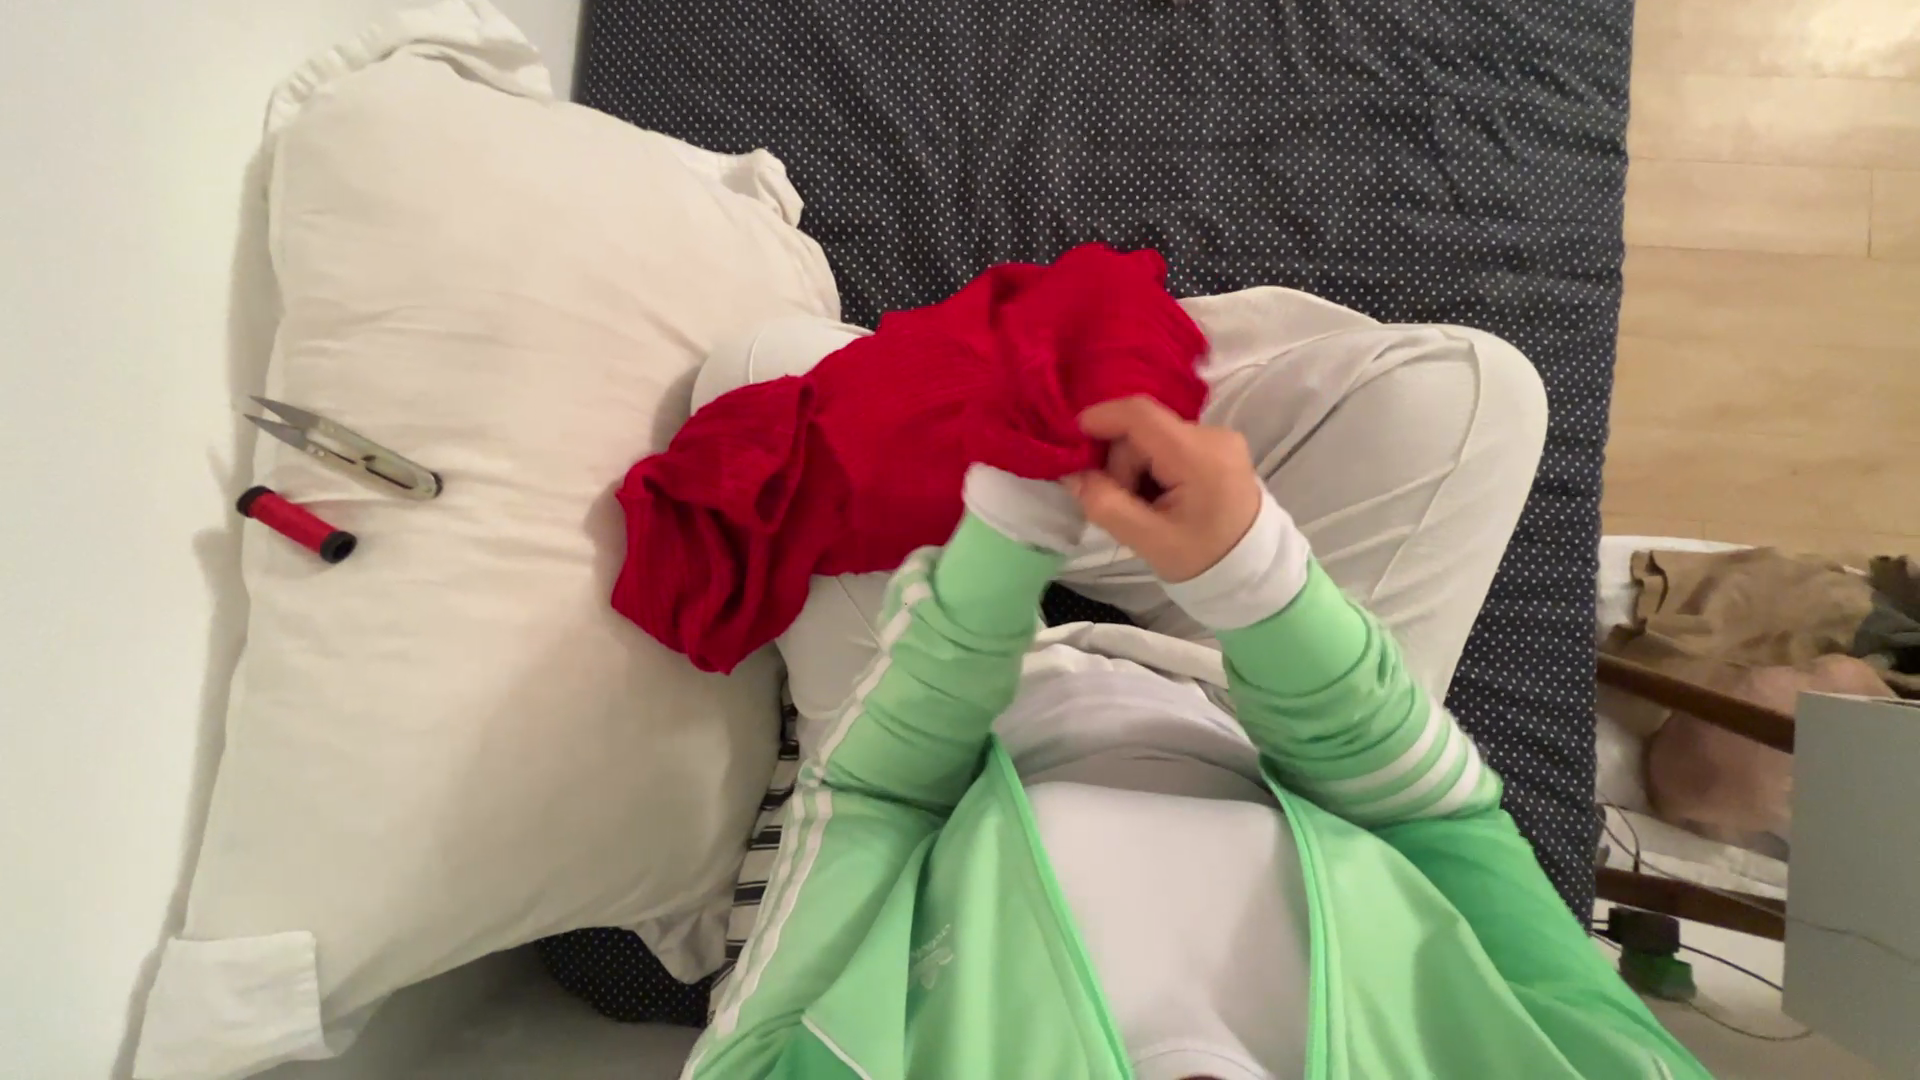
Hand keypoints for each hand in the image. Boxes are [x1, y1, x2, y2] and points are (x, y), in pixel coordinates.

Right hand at [1064, 396, 1263, 582]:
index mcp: (1198, 456)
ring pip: (1152, 438)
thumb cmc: (1203, 558)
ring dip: (1135, 468)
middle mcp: (1212, 435)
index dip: (1099, 419)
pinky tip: (1158, 497)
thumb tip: (1070, 475)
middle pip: (1142, 431)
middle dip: (1120, 464)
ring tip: (1144, 506)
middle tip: (1122, 505)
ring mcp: (1217, 438)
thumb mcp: (1148, 540)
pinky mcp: (1216, 446)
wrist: (1253, 570)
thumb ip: (1105, 505)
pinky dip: (1152, 467)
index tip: (1072, 442)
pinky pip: (1168, 444)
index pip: (1139, 414)